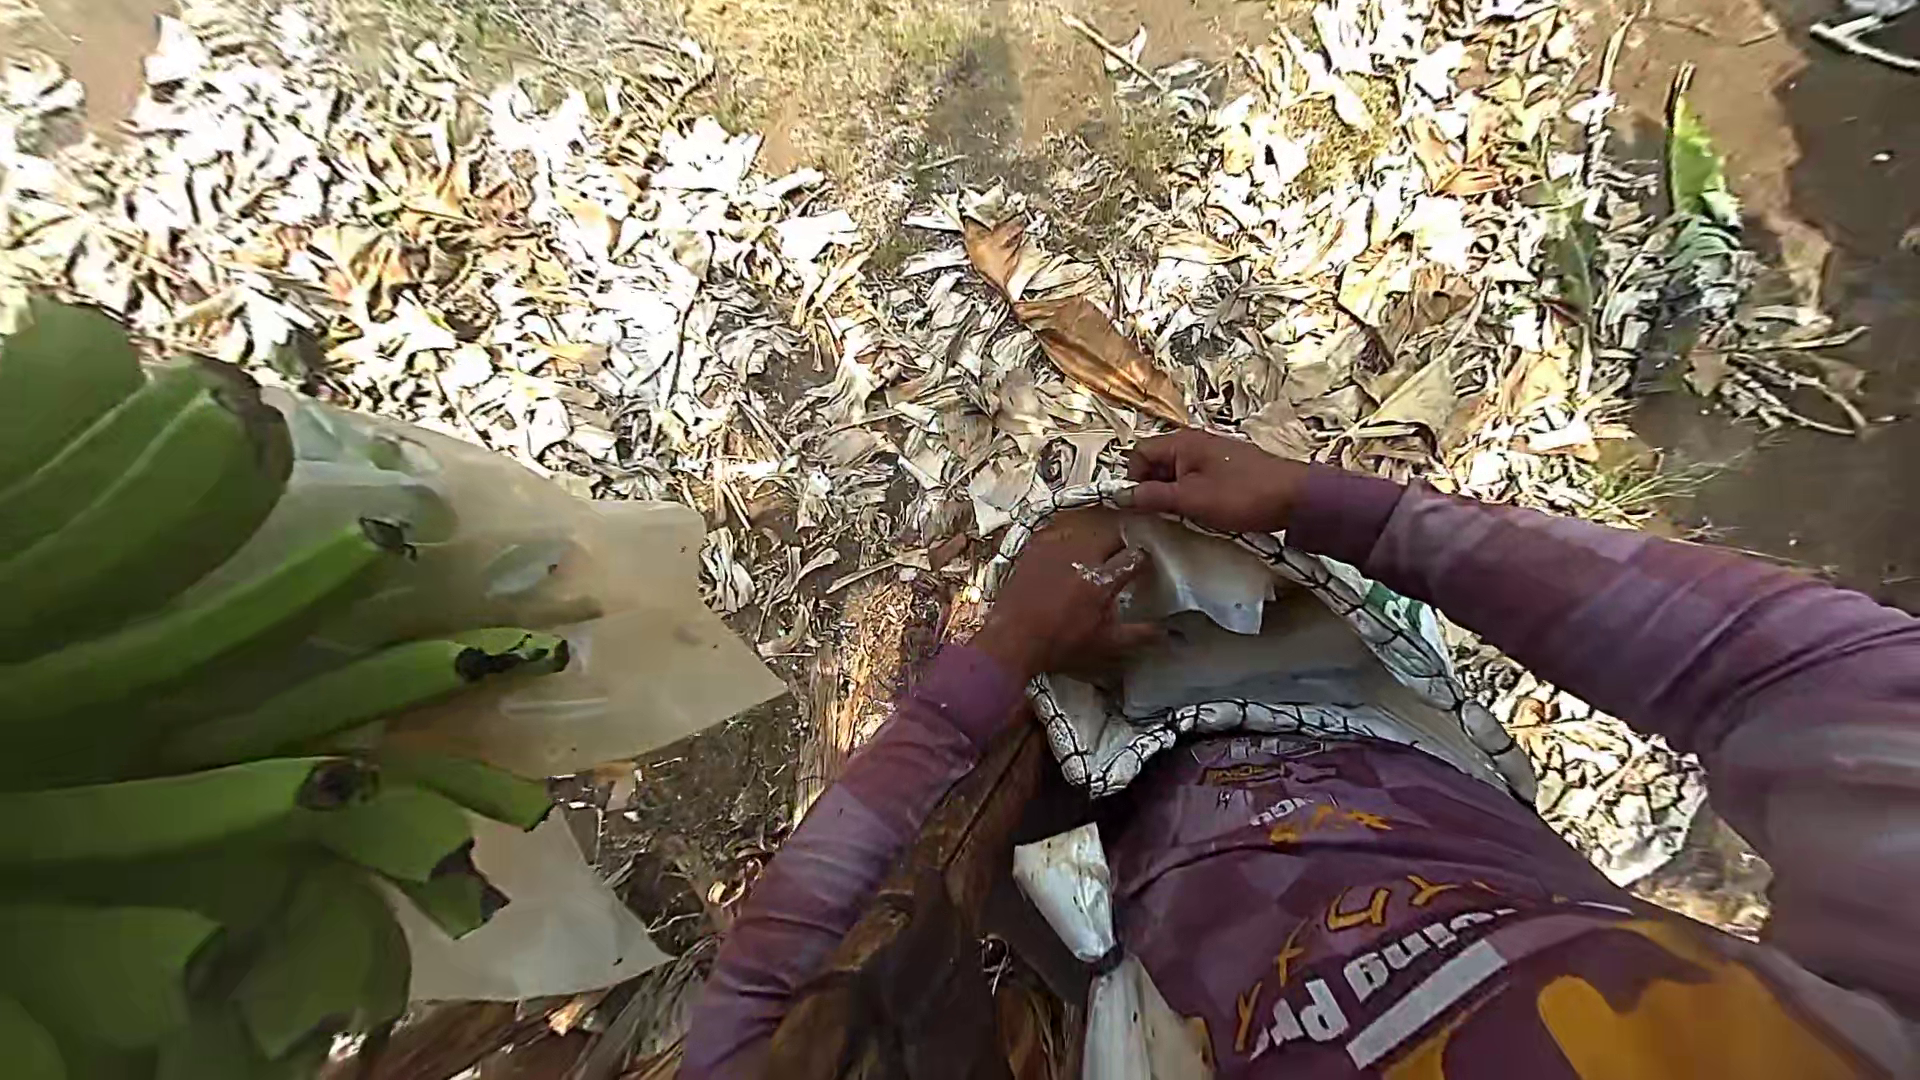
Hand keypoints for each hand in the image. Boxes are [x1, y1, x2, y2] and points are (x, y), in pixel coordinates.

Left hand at [972, 510, 1157, 680]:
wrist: (1012, 639)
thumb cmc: (1059, 644)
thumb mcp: (1105, 644)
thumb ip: (1139, 634)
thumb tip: (1167, 631)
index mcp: (1101, 580)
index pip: (1134, 557)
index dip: (1142, 560)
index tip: (1142, 566)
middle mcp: (1080, 557)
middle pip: (1110, 535)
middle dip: (1119, 544)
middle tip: (1119, 557)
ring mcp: (1055, 549)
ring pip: (1084, 531)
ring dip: (1093, 539)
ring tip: (1094, 553)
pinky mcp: (1034, 549)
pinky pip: (1058, 534)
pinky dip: (1067, 541)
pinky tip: (1066, 554)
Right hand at [1123, 428, 1309, 533]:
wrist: (1296, 498)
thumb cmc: (1240, 496)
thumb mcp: (1190, 500)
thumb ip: (1152, 496)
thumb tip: (1121, 495)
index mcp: (1182, 443)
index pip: (1139, 453)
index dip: (1133, 478)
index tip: (1141, 503)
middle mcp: (1194, 442)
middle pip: (1155, 462)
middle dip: (1152, 487)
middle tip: (1162, 512)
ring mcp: (1211, 454)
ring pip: (1174, 472)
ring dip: (1172, 493)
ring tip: (1184, 514)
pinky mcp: (1225, 467)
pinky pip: (1193, 478)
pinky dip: (1190, 494)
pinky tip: (1202, 510)